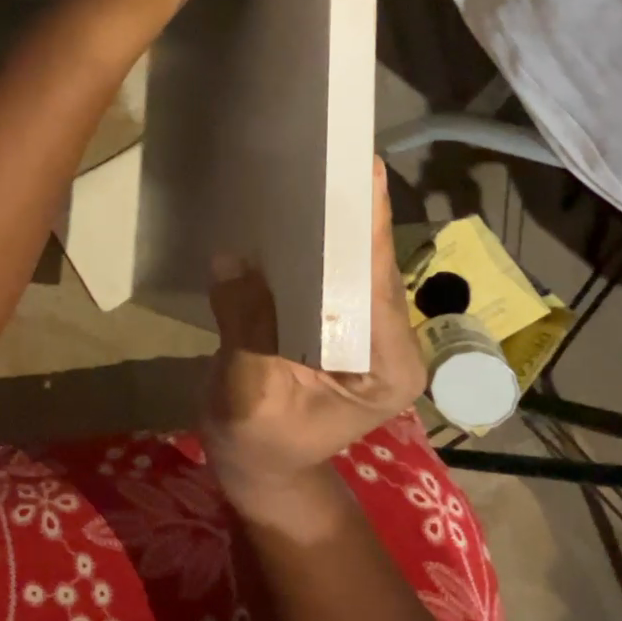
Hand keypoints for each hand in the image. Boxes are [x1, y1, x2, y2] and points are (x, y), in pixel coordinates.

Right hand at [199, 158, 425, 525]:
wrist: (258, 467)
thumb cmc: (259, 443)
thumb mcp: (248, 392)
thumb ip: (246, 324)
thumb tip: (232, 257)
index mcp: (386, 367)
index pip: (378, 287)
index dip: (369, 230)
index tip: (367, 172)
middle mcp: (388, 343)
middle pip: (372, 268)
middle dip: (353, 216)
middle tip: (335, 153)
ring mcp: (366, 332)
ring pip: (354, 266)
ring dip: (335, 224)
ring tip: (317, 168)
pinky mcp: (340, 322)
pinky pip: (331, 273)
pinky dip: (314, 244)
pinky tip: (295, 209)